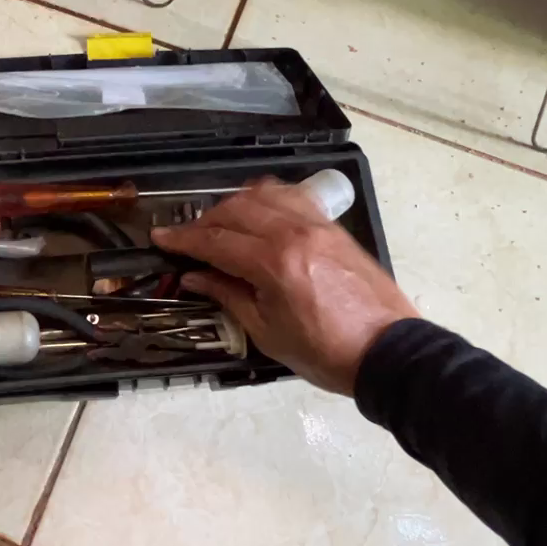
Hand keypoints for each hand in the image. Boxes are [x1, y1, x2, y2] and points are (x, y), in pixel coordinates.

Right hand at [150, 178, 415, 396]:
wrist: (386, 350)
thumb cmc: (324, 352)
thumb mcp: (267, 332)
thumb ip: (228, 296)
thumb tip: (194, 276)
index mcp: (273, 263)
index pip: (216, 241)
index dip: (183, 239)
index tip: (160, 238)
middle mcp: (293, 232)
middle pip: (235, 210)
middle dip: (204, 221)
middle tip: (186, 239)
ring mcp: (316, 224)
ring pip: (263, 194)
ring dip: (234, 204)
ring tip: (219, 223)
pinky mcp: (332, 226)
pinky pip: (291, 196)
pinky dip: (266, 198)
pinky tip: (257, 211)